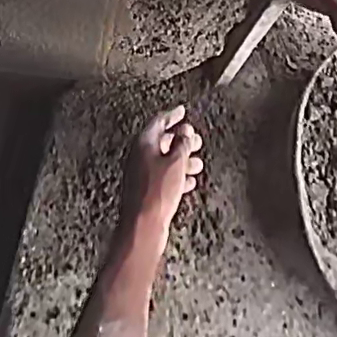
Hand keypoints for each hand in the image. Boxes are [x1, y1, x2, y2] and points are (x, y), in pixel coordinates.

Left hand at [120, 105, 203, 241]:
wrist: (143, 225)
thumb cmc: (157, 193)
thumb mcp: (176, 164)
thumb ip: (182, 145)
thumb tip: (186, 132)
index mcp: (143, 143)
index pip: (159, 121)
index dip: (173, 115)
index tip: (182, 110)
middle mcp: (139, 155)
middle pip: (162, 140)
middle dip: (180, 139)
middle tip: (195, 139)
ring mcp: (140, 173)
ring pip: (163, 159)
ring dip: (181, 159)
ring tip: (197, 162)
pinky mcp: (145, 190)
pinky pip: (162, 176)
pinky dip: (176, 175)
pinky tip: (188, 180)